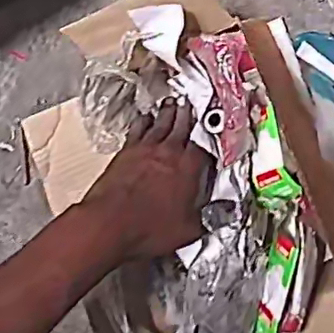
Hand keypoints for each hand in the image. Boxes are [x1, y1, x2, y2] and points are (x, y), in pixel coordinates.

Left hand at [78, 100, 209, 260]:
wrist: (107, 225)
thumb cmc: (147, 229)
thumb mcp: (187, 229)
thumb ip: (208, 217)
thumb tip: (226, 212)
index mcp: (189, 167)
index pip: (206, 144)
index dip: (212, 133)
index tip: (216, 125)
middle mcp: (170, 152)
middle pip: (183, 125)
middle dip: (190, 113)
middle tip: (194, 103)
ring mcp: (146, 149)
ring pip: (161, 122)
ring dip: (168, 112)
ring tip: (172, 103)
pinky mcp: (126, 152)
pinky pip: (138, 129)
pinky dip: (143, 121)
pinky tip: (144, 118)